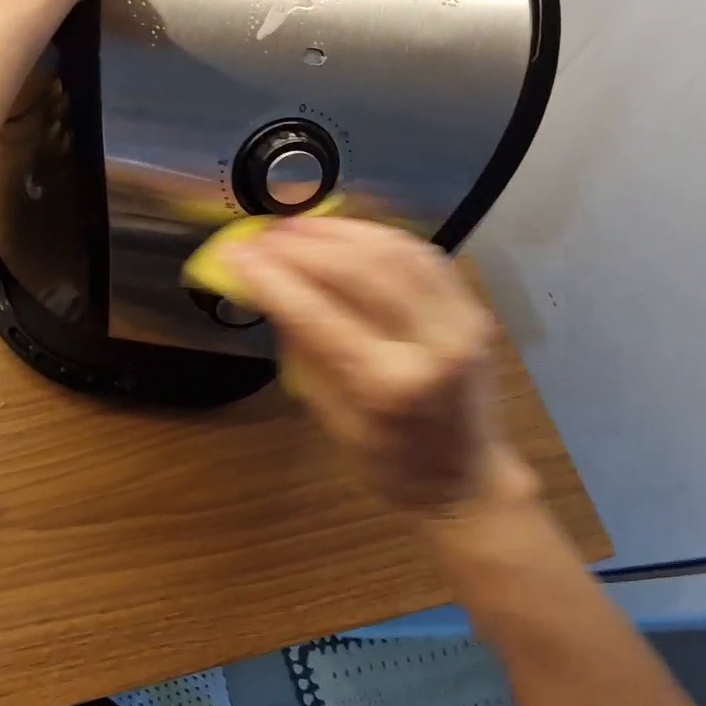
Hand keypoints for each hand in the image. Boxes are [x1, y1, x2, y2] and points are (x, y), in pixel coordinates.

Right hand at [223, 216, 537, 512]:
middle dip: (298, 246)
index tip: (234, 252)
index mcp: (387, 386)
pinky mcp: (472, 308)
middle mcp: (431, 344)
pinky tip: (341, 234)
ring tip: (292, 227)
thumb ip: (304, 351)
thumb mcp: (332, 419)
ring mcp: (460, 321)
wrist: (469, 479)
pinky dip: (375, 236)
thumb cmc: (390, 464)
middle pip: (356, 270)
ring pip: (391, 250)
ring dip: (335, 231)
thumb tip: (269, 291)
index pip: (316, 313)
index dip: (270, 277)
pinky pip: (420, 254)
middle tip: (260, 236)